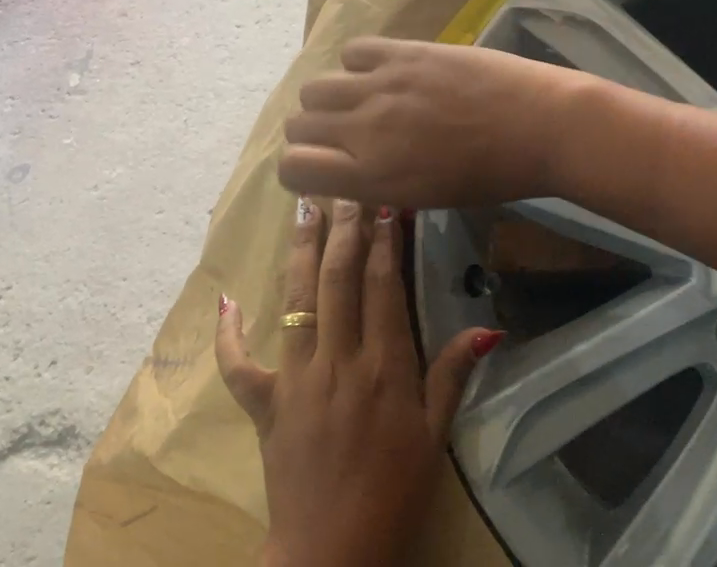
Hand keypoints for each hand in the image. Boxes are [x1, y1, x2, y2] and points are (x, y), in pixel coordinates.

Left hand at [217, 198, 501, 566]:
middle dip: (343, 228)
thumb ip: (453, 375)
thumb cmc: (394, 492)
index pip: (383, 286)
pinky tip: (227, 298)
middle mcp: (338, 362)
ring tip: (304, 209)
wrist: (332, 552)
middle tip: (344, 186)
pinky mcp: (264, 403)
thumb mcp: (435, 436)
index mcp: (384, 368)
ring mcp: (296, 379)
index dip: (384, 239)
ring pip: (296, 301)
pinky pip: (239, 364)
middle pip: (338, 280)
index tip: (384, 200)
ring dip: (300, 252)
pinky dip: (229, 332)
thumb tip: (489, 327)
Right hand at [280, 38, 585, 210]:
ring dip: (329, 99)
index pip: (293, 167)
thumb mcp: (424, 196)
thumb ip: (376, 182)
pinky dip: (358, 64)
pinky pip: (353, 51)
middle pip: (298, 124)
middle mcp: (363, 131)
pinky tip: (384, 74)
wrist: (539, 127)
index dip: (300, 168)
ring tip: (361, 101)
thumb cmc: (491, 177)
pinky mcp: (404, 52)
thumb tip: (348, 167)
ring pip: (315, 87)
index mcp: (370, 177)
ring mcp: (381, 86)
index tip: (322, 166)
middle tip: (344, 134)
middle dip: (312, 133)